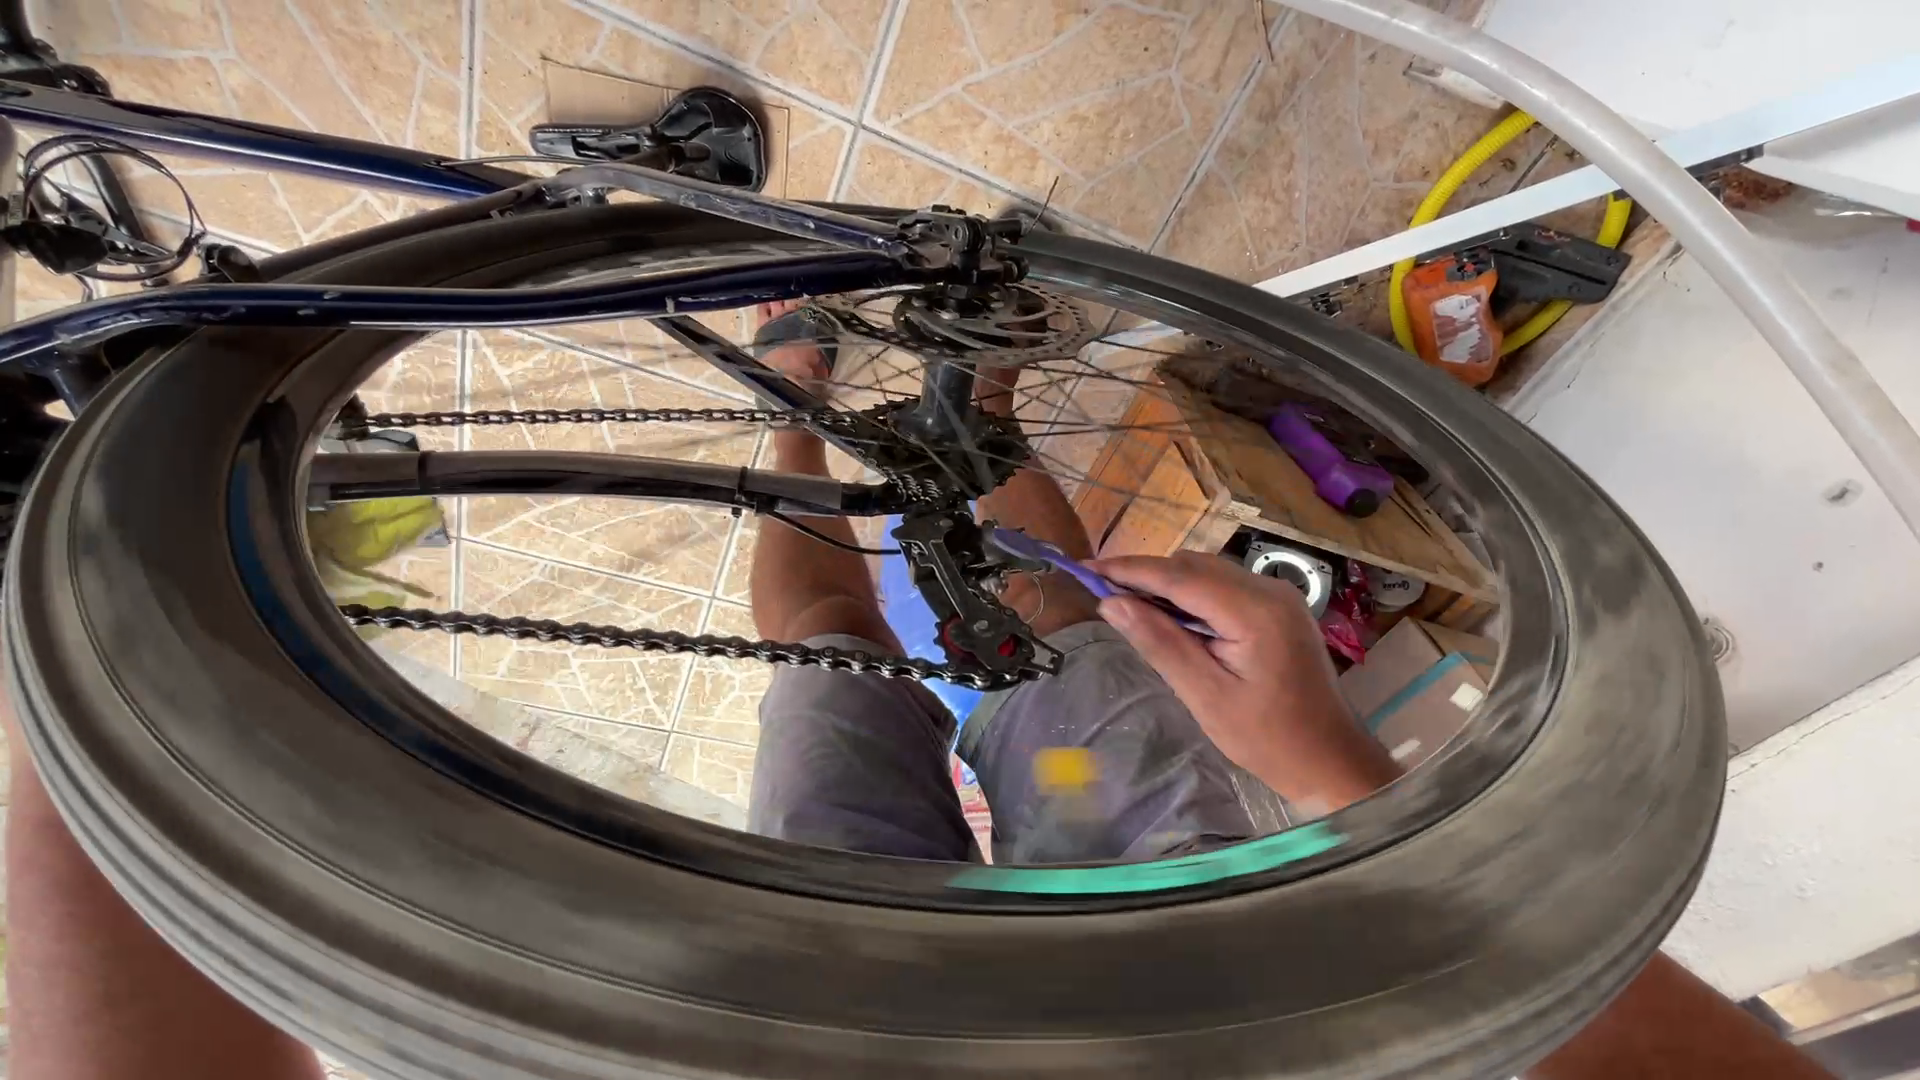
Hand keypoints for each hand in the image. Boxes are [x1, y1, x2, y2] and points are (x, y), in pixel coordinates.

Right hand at [1091, 552, 1399, 810]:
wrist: (1330, 759)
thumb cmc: (1267, 738)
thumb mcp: (1204, 695)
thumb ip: (1159, 642)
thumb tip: (1111, 603)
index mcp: (1254, 612)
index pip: (1179, 576)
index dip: (1129, 569)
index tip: (1086, 567)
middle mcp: (1268, 591)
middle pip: (1193, 566)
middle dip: (1145, 574)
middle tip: (1102, 592)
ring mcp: (1277, 596)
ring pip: (1207, 572)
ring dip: (1167, 584)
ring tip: (1129, 605)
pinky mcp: (1278, 608)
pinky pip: (1223, 587)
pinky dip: (1190, 595)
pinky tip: (1170, 617)